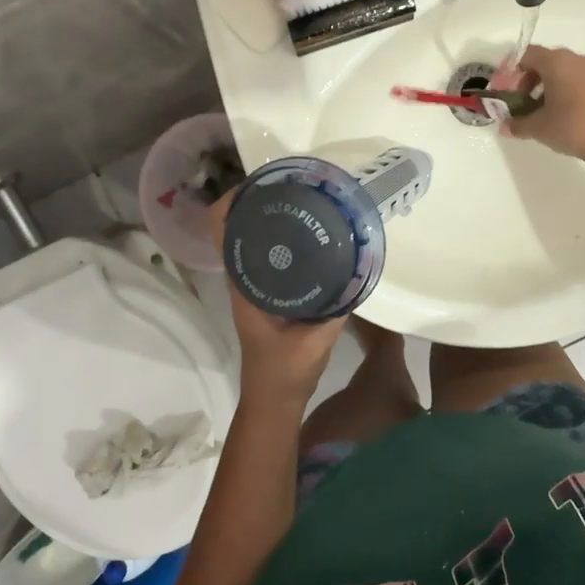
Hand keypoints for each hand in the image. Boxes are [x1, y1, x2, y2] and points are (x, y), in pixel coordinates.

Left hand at [206, 191, 346, 406]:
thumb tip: (360, 267)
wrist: (274, 400)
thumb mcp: (316, 339)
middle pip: (238, 227)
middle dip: (259, 201)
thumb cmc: (286, 371)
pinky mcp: (267, 293)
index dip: (233, 202)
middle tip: (295, 184)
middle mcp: (244, 279)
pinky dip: (282, 238)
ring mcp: (253, 286)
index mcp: (245, 284)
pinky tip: (311, 233)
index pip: (223, 231)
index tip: (263, 183)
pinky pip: (269, 256)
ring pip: (253, 240)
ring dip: (270, 218)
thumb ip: (337, 306)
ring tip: (305, 199)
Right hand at [502, 45, 584, 165]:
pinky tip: (557, 115)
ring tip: (536, 113)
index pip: (525, 54)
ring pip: (559, 72)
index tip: (502, 91)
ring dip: (542, 88)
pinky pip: (574, 80)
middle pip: (542, 62)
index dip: (509, 71)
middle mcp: (574, 59)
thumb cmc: (573, 127)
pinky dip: (560, 91)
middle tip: (517, 103)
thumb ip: (517, 124)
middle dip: (525, 81)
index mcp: (556, 61)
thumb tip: (505, 127)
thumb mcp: (539, 128)